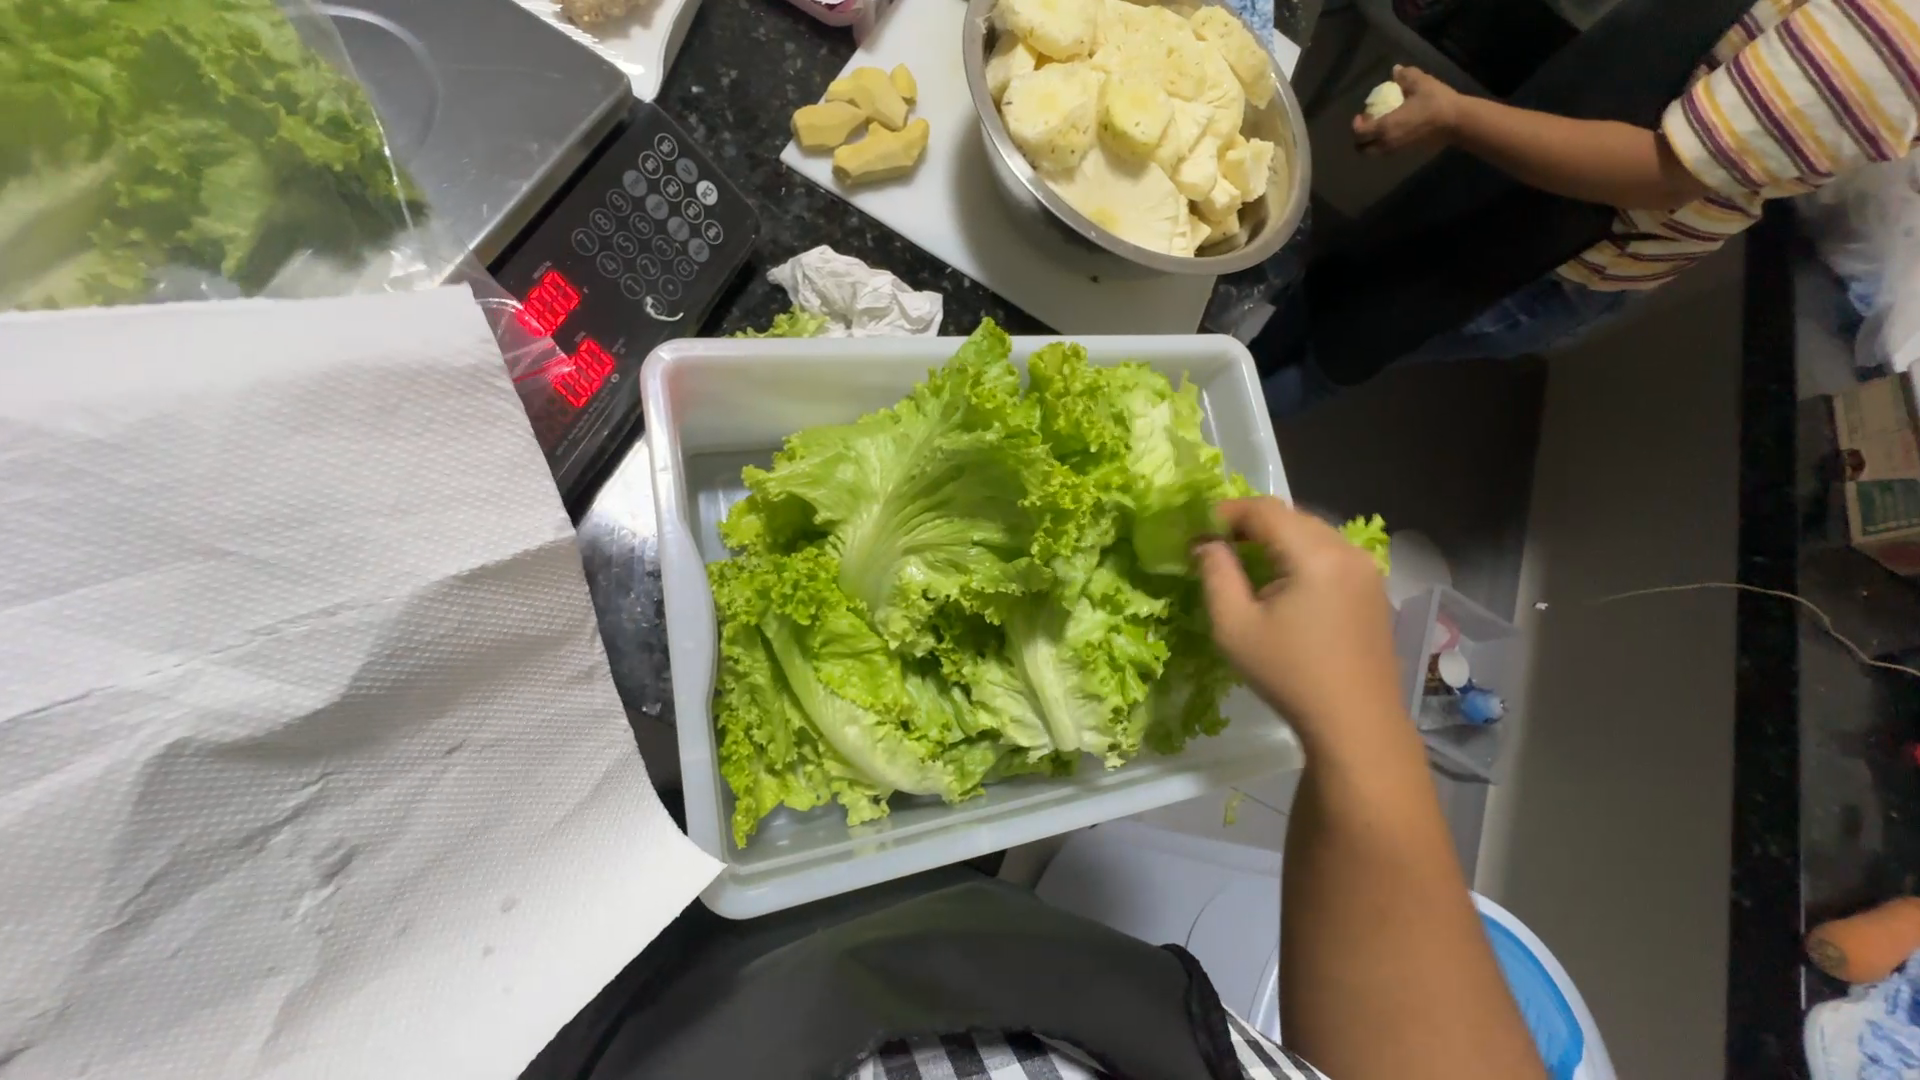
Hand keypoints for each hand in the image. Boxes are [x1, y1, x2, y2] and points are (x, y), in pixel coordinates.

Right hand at [1193, 498, 1403, 748]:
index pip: (1265, 509)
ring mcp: (1367, 570)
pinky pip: (1330, 554)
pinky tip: (1282, 585)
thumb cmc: (1289, 675)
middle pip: (1291, 516)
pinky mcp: (1373, 589)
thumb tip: (1206, 543)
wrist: (1356, 723)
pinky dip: (1300, 555)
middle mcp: (1348, 551)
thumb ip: (1215, 573)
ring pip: (1312, 533)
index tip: (1197, 530)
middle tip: (1215, 547)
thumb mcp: (1234, 626)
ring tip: (1244, 565)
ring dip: (1276, 539)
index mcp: (1315, 555)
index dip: (1226, 512)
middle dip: (1250, 524)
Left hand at [1354, 65, 1462, 155]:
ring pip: (1373, 153)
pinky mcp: (1405, 153)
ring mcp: (1395, 150)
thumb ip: (1405, 76)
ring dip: (1370, 144)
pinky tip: (1393, 132)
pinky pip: (1386, 153)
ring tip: (1379, 129)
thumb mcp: (1420, 83)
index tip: (1361, 116)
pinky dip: (1382, 146)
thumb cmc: (1435, 101)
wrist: (1455, 121)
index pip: (1359, 133)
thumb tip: (1395, 70)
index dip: (1356, 125)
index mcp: (1384, 127)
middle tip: (1367, 125)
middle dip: (1359, 140)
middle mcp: (1385, 142)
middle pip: (1362, 149)